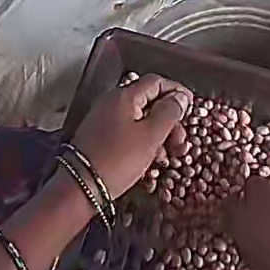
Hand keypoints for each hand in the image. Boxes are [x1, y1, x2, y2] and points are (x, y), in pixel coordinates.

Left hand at [69, 75, 190, 197]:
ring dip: (159, 133)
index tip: (190, 106)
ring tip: (169, 155)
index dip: (176, 91)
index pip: (156, 82)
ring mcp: (104, 119)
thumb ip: (169, 112)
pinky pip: (128, 132)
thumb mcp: (151, 135)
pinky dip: (143, 141)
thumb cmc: (117, 160)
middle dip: (170, 120)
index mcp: (125, 96)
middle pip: (149, 101)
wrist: (79, 187)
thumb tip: (180, 96)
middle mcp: (112, 102)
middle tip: (181, 141)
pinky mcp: (100, 137)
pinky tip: (151, 159)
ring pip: (140, 119)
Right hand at [224, 176, 269, 269]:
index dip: (237, 213)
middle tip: (266, 220)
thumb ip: (249, 239)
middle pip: (255, 187)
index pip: (231, 205)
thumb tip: (249, 227)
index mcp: (246, 224)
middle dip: (258, 200)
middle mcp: (268, 204)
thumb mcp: (258, 268)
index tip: (241, 219)